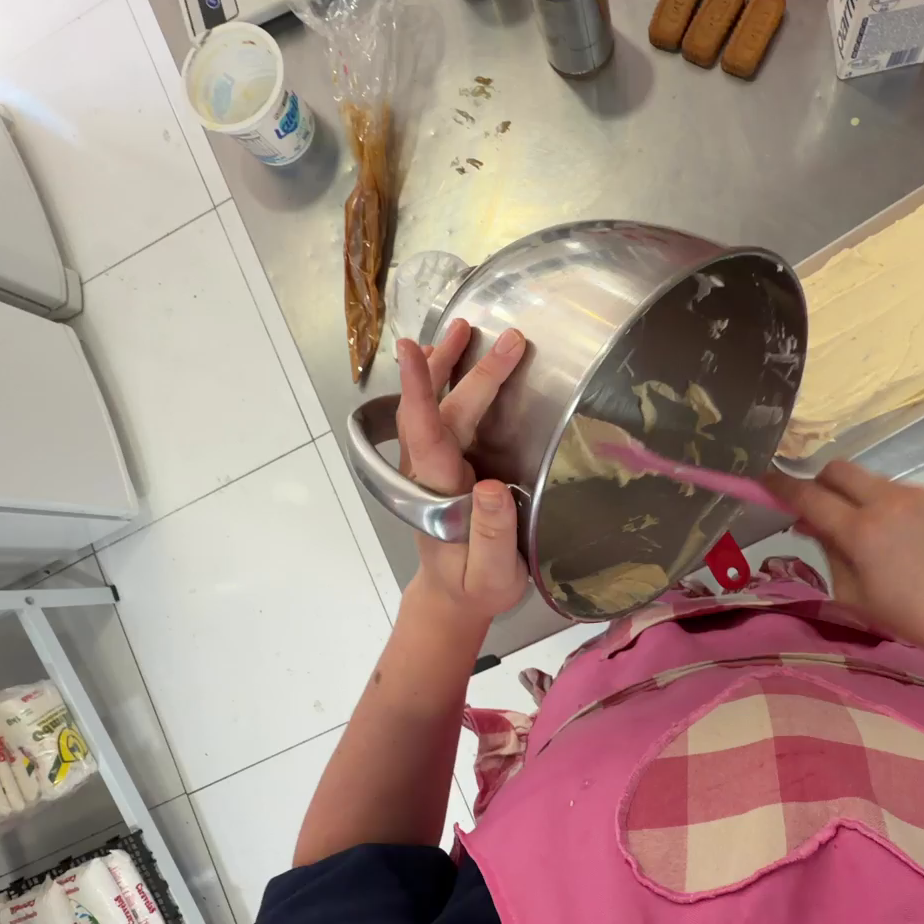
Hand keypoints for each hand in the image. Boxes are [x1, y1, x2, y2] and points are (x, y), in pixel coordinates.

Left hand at [396, 318, 529, 622]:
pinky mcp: (442, 464)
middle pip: (440, 411)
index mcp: (440, 495)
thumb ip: (492, 537)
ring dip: (444, 365)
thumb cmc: (476, 586)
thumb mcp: (493, 575)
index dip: (418, 391)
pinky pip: (438, 415)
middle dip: (468, 370)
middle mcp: (429, 473)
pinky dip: (445, 382)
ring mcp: (432, 466)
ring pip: (432, 407)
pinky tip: (454, 360)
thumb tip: (491, 486)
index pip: (426, 436)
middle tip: (511, 339)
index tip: (412, 350)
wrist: (453, 596)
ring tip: (462, 328)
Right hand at [767, 460, 923, 655]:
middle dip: (820, 482)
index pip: (808, 496)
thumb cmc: (906, 616)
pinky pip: (902, 492)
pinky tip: (907, 539)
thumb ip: (826, 549)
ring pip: (871, 481)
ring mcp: (920, 494)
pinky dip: (891, 508)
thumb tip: (808, 522)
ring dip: (858, 498)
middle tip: (819, 508)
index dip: (780, 486)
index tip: (764, 479)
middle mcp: (889, 501)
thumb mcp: (850, 592)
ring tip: (873, 535)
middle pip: (838, 469)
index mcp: (861, 531)